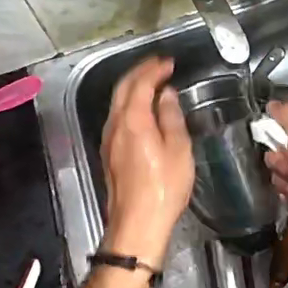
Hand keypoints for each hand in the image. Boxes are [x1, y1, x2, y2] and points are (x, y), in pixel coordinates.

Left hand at [98, 56, 193, 268]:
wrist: (136, 225)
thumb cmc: (163, 188)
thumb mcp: (178, 150)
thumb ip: (171, 117)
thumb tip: (166, 95)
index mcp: (133, 120)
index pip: (140, 83)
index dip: (154, 69)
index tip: (168, 62)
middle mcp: (115, 124)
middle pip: (123, 88)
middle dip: (140, 72)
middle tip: (159, 65)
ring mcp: (109, 139)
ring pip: (117, 101)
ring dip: (133, 86)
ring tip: (153, 82)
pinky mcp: (109, 152)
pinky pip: (117, 115)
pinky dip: (130, 102)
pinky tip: (143, 108)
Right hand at [263, 99, 287, 243]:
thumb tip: (274, 104)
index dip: (287, 116)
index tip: (272, 118)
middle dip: (279, 148)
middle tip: (281, 155)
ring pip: (283, 161)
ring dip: (279, 168)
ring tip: (285, 175)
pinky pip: (283, 180)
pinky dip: (282, 184)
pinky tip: (287, 189)